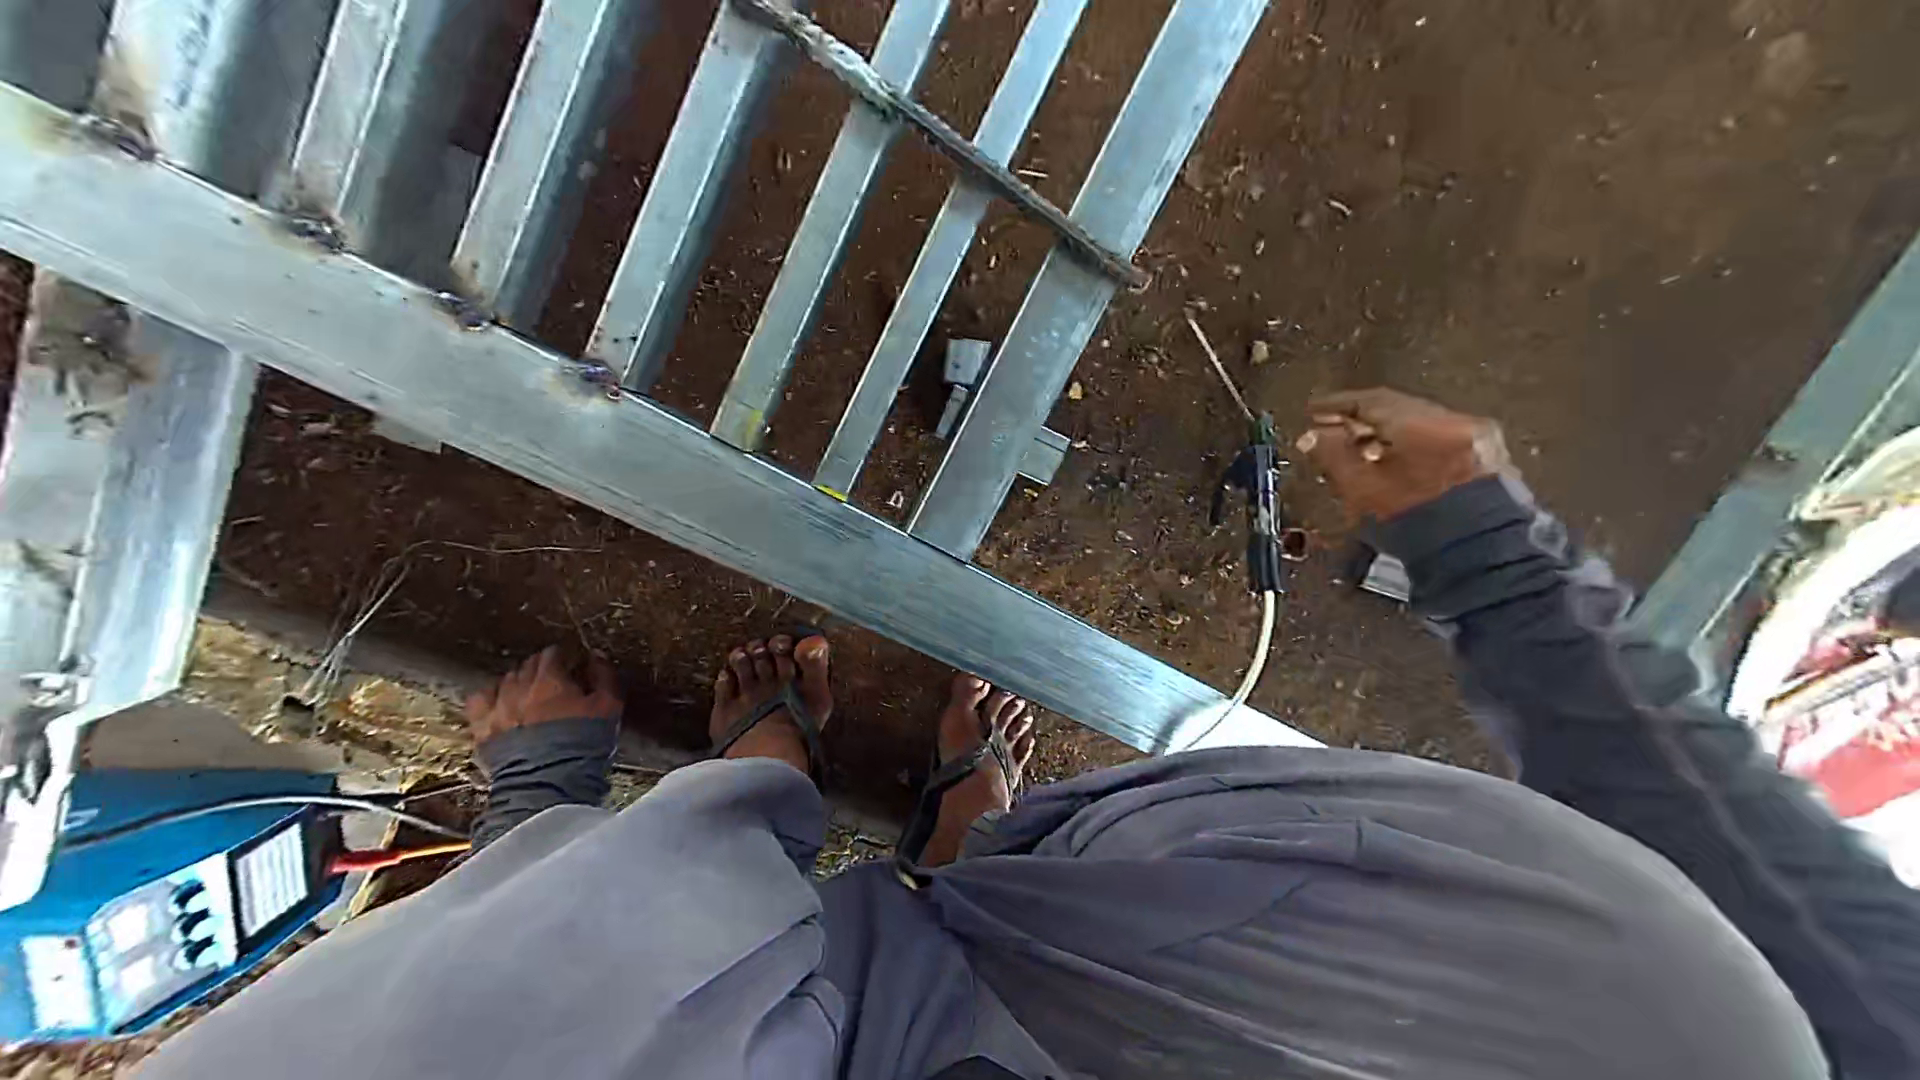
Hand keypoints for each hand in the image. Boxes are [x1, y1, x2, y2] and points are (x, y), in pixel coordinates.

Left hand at [465, 645, 622, 744]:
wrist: (549, 784)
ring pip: (506, 680)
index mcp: (550, 679)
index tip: (573, 664)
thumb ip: (604, 675)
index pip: (552, 653)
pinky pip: (479, 699)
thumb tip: (596, 655)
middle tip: (557, 680)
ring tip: (532, 693)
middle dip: (543, 667)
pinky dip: (491, 695)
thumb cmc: (584, 743)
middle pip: (528, 664)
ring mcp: (497, 707)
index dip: (564, 656)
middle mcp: (519, 687)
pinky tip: (501, 702)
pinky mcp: (482, 728)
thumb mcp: (609, 706)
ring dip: (520, 681)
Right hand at [1295, 387, 1511, 522]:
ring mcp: (1477, 440)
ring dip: (1384, 433)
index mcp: (1424, 425)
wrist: (1476, 557)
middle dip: (1360, 419)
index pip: (1372, 400)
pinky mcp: (1487, 460)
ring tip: (1355, 449)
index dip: (1337, 404)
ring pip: (1419, 424)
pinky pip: (1438, 440)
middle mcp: (1456, 422)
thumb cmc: (1415, 523)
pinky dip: (1409, 444)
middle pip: (1398, 409)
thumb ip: (1333, 454)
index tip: (1314, 410)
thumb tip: (1313, 435)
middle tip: (1330, 428)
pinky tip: (1390, 462)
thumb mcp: (1361, 488)